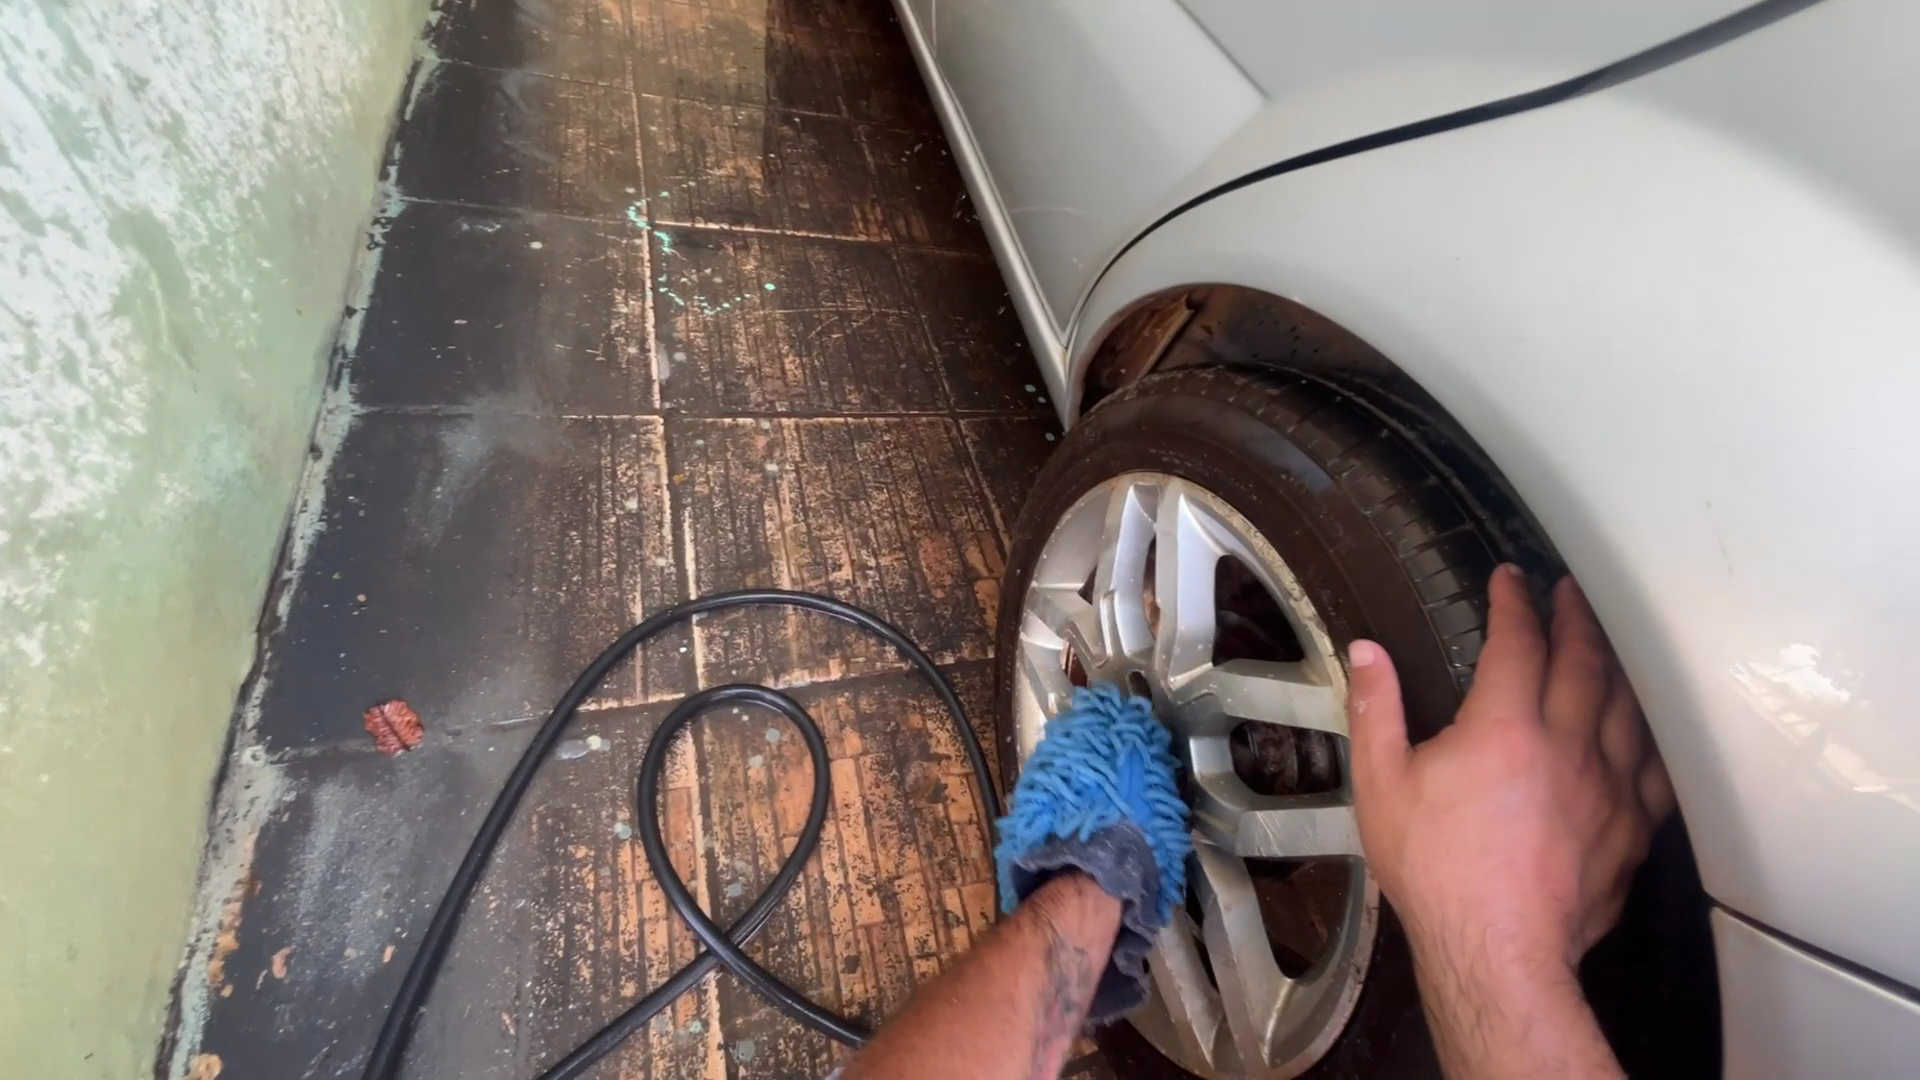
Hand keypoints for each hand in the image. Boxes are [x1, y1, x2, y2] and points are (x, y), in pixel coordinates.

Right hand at [1347, 566, 1674, 977]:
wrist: (1494, 946)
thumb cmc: (1430, 859)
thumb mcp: (1380, 777)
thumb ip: (1375, 707)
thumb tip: (1364, 649)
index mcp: (1503, 728)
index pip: (1518, 645)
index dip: (1514, 604)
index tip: (1510, 576)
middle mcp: (1567, 747)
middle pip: (1585, 664)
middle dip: (1576, 619)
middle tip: (1568, 592)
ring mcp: (1609, 788)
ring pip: (1626, 708)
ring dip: (1615, 664)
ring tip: (1605, 640)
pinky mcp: (1631, 829)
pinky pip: (1652, 765)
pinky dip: (1644, 731)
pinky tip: (1637, 727)